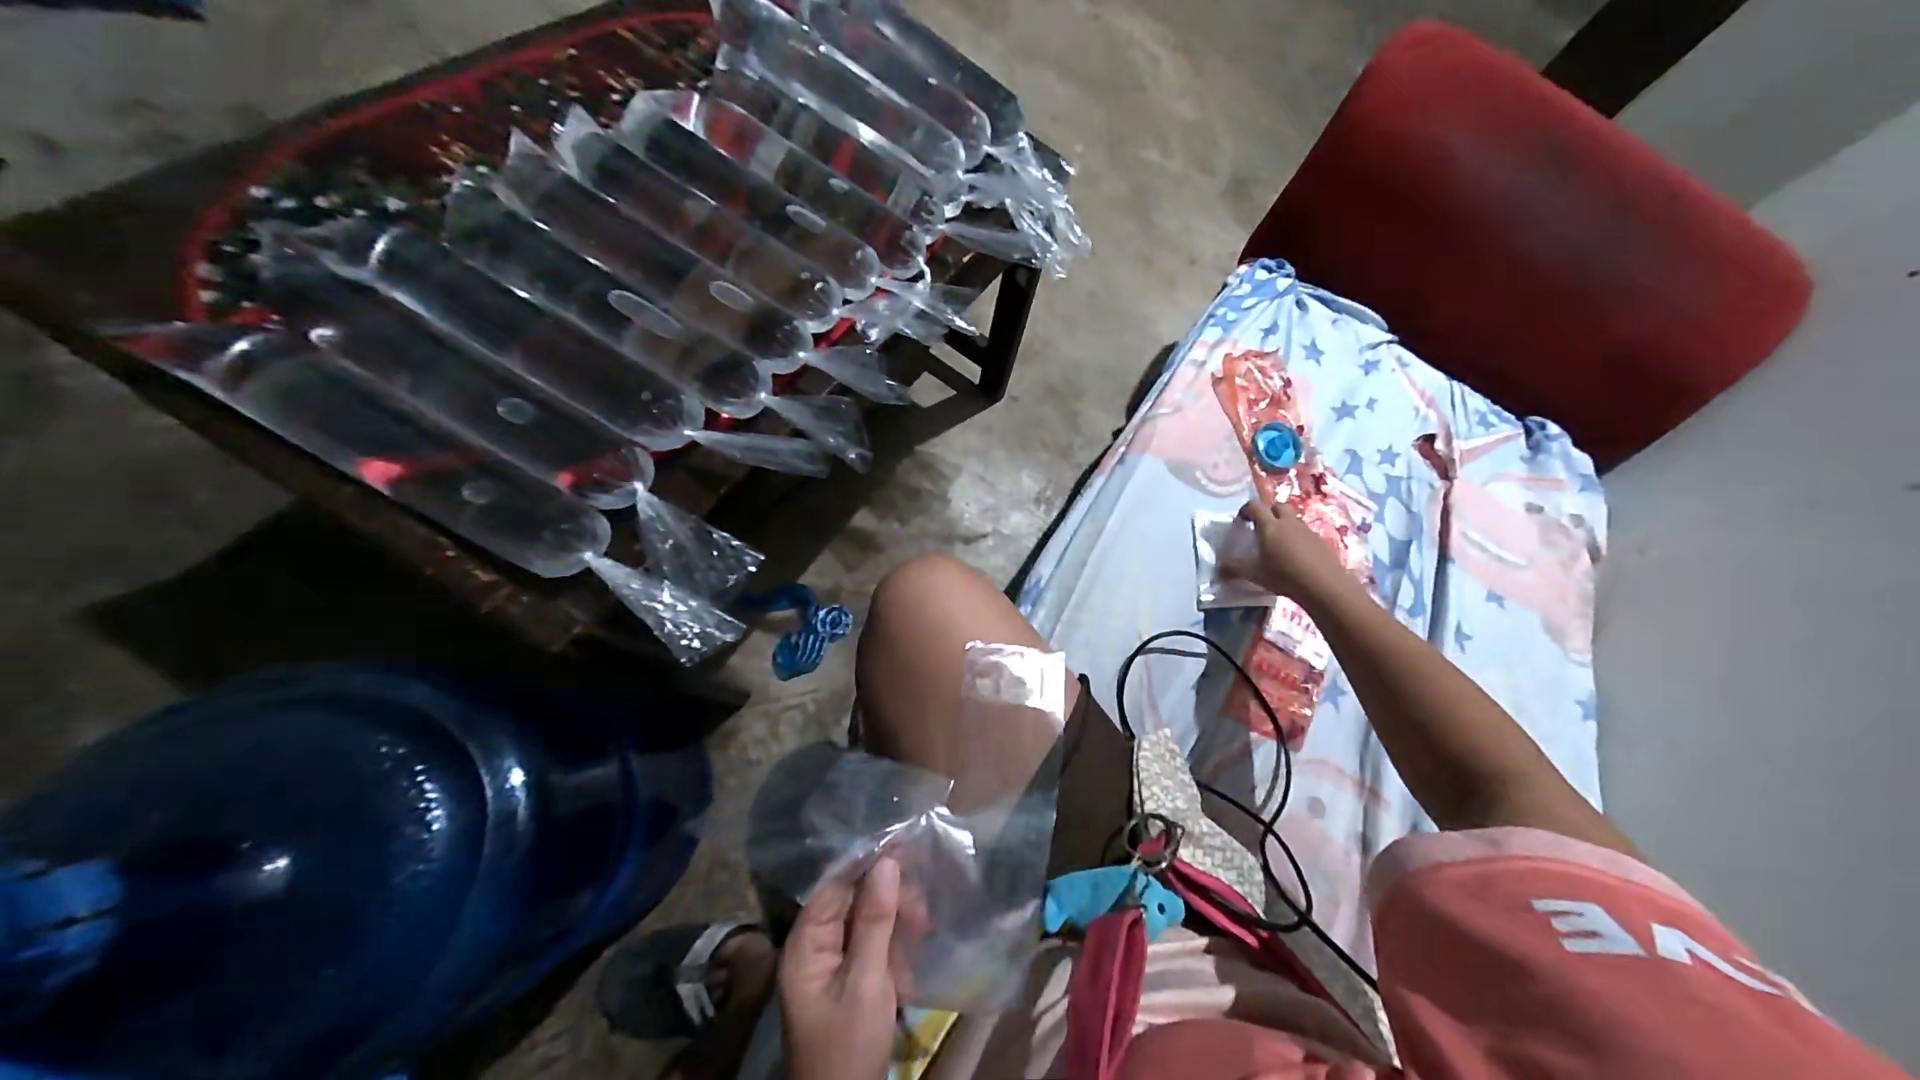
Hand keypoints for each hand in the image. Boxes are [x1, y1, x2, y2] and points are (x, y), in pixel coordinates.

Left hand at [778, 857, 901, 1079]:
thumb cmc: (848, 1046)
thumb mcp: (866, 981)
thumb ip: (875, 920)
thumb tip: (886, 862)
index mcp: (805, 944)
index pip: (834, 885)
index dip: (866, 861)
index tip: (901, 841)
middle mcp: (814, 946)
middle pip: (851, 899)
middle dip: (887, 893)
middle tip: (922, 899)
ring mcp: (832, 964)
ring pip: (865, 919)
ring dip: (896, 916)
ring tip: (925, 923)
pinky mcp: (849, 979)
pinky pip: (871, 943)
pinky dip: (894, 938)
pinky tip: (917, 937)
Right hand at [1227, 499, 1351, 602]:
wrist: (1324, 584)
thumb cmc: (1284, 575)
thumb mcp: (1255, 574)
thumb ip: (1235, 568)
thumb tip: (1218, 568)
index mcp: (1269, 526)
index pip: (1255, 506)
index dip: (1246, 509)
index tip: (1242, 520)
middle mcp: (1288, 523)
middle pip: (1278, 505)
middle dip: (1268, 511)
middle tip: (1262, 526)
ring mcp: (1306, 530)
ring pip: (1293, 518)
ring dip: (1284, 524)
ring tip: (1278, 542)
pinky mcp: (1320, 540)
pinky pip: (1305, 532)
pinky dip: (1297, 537)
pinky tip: (1296, 555)